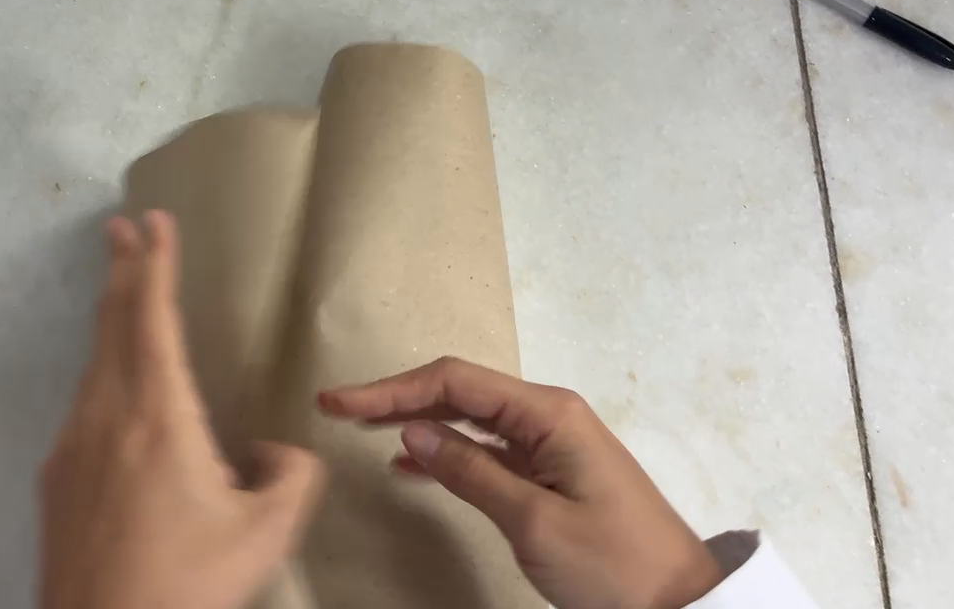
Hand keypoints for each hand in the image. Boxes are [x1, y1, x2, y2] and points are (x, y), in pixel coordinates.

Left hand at [40, 210, 324, 608]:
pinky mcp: (54, 472)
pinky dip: (101, 367)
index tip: (153, 220)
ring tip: (119, 287)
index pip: (154, 316)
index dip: (156, 263)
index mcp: (158, 412)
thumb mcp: (263, 536)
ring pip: (95, 357)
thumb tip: (276, 449)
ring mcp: (72, 440)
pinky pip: (84, 399)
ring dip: (109, 313)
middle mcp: (107, 411)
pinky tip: (112, 386)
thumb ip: (291, 478)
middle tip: (119, 226)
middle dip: (121, 266)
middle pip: (114, 320)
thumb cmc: (185, 585)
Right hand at [320, 357, 723, 608]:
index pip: (452, 383)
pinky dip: (444, 451)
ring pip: (465, 418)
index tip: (342, 404)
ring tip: (362, 429)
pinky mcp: (548, 472)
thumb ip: (469, 471)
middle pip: (455, 392)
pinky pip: (484, 448)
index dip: (392, 389)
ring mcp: (547, 442)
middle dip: (396, 397)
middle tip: (338, 409)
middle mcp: (544, 414)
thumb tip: (410, 432)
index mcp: (545, 412)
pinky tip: (408, 464)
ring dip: (414, 420)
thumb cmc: (615, 570)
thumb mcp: (536, 524)